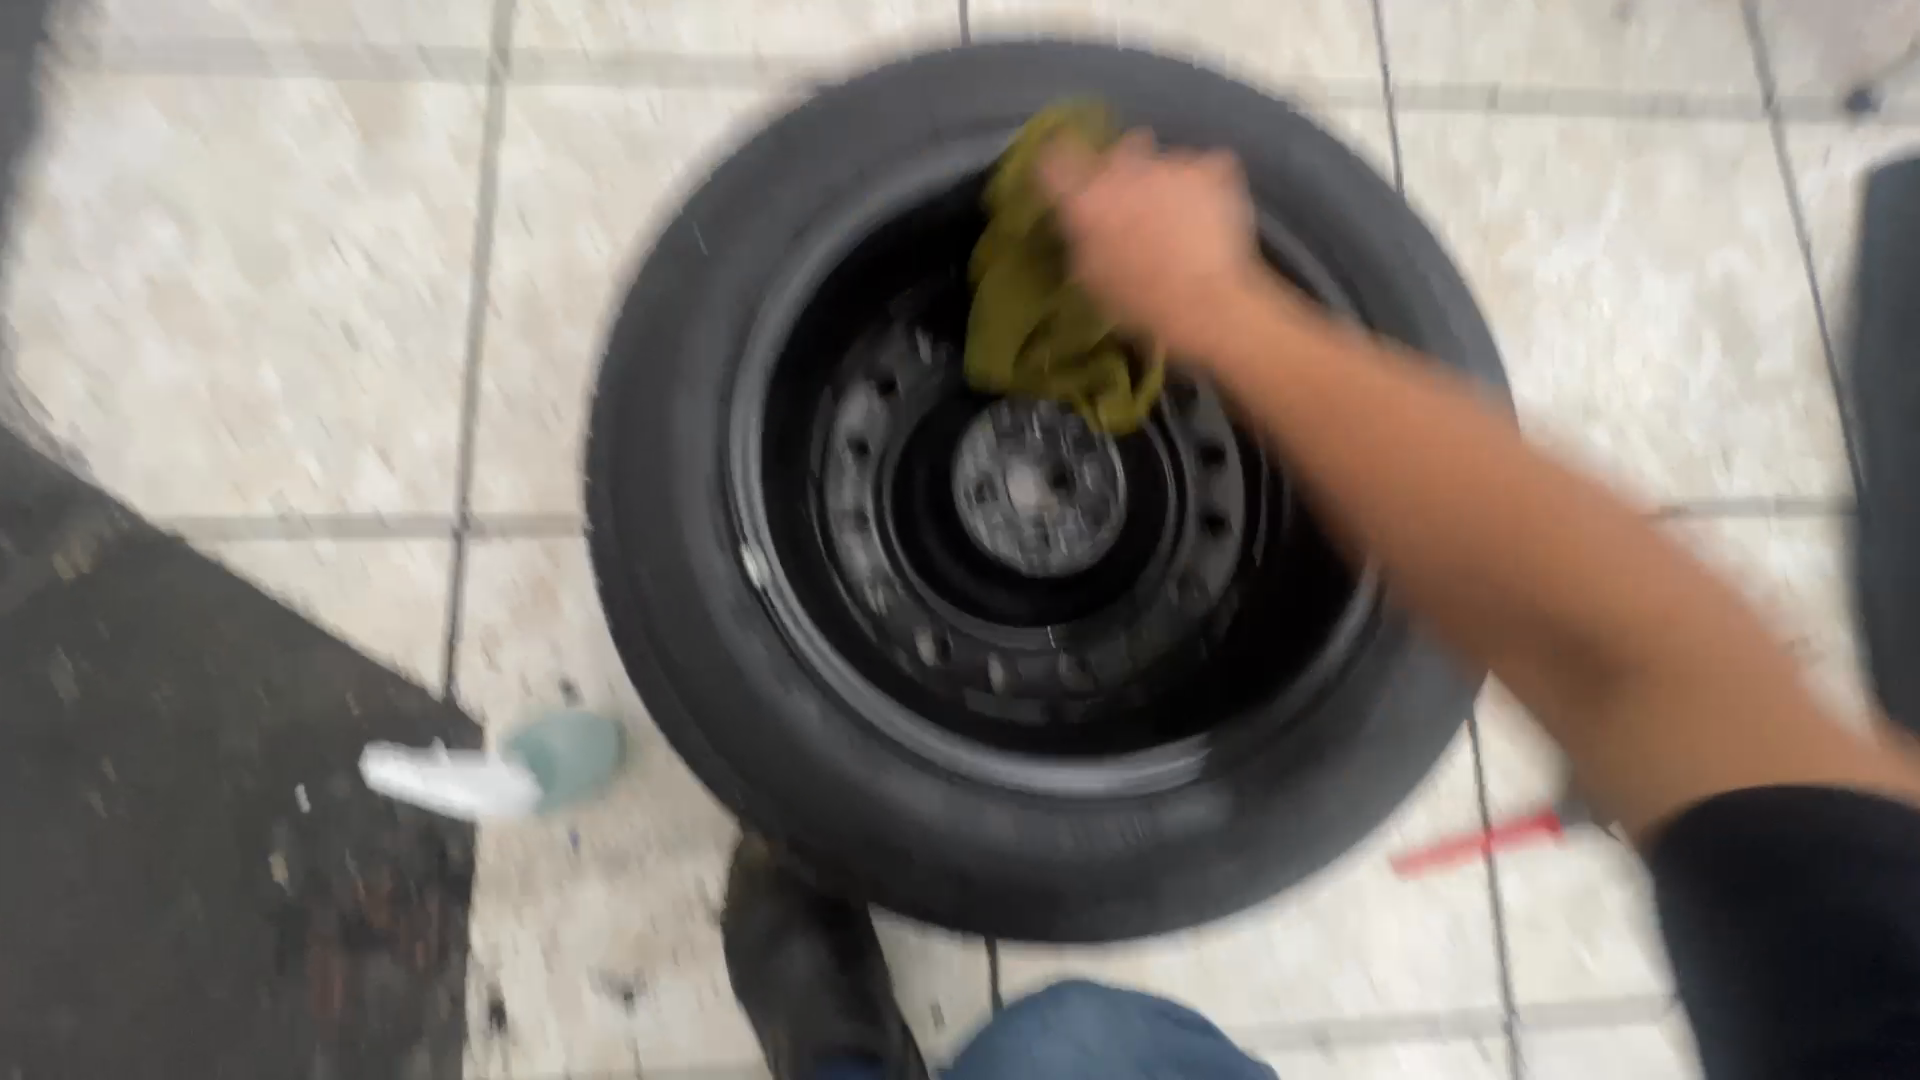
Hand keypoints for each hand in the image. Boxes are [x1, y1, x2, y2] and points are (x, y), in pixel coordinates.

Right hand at [1039, 132, 1276, 359]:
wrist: (1201, 301)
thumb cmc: (1137, 302)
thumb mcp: (1091, 280)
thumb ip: (1082, 241)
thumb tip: (1082, 226)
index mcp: (1087, 201)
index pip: (1055, 163)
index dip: (1057, 168)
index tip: (1064, 180)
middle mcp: (1124, 171)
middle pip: (1115, 152)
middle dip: (1120, 171)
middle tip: (1129, 202)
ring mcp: (1170, 164)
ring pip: (1161, 159)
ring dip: (1162, 179)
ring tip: (1175, 212)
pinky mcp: (1211, 168)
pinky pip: (1205, 165)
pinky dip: (1204, 182)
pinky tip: (1207, 207)